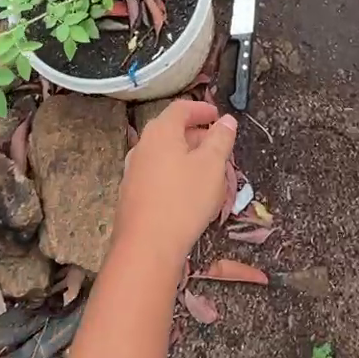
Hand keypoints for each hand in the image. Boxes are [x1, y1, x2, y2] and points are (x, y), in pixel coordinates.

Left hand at [114, 100, 237, 262]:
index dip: (202, 109)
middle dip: (196, 134)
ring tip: (206, 170)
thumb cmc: (183, 200)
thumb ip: (221, 139)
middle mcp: (143, 146)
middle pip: (171, 130)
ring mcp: (134, 171)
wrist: (145, 249)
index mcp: (161, 132)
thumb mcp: (212, 166)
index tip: (217, 116)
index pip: (181, 108)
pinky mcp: (131, 195)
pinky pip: (157, 173)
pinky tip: (187, 193)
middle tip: (217, 145)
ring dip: (186, 156)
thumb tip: (226, 120)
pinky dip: (174, 173)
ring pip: (164, 153)